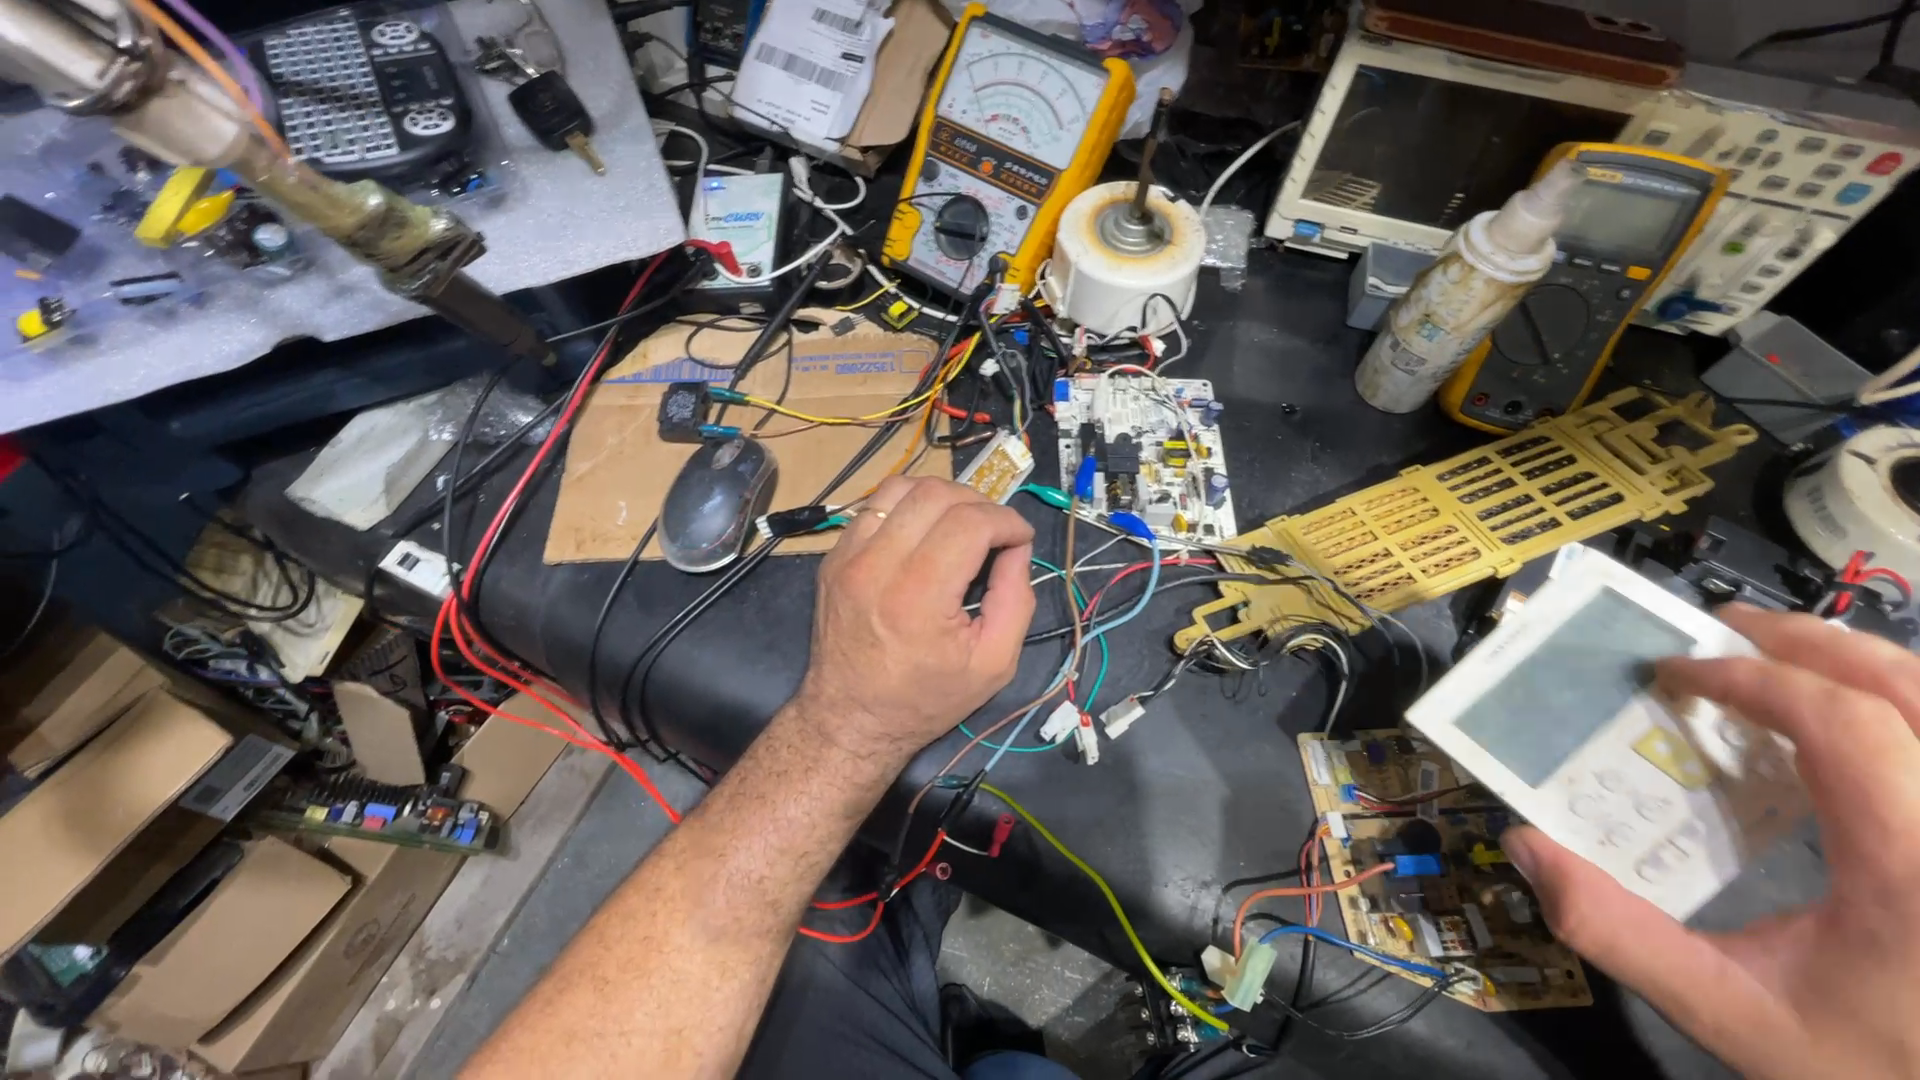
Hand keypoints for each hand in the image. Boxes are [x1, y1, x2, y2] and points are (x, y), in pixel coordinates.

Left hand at [789, 476, 1035, 764]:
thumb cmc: (926, 698)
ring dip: (942, 497)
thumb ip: (1016, 599)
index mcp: (918, 596)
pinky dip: (908, 508)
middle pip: (936, 494)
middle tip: (994, 533)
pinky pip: (875, 506)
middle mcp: (877, 566)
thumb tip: (1017, 547)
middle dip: (979, 504)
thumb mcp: (993, 664)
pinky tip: (924, 534)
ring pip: (901, 487)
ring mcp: (847, 557)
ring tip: (960, 525)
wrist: (851, 720)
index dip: (1007, 521)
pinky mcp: (834, 557)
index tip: (1020, 540)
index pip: (970, 522)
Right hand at [1501, 605, 1919, 1079]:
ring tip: (1772, 658)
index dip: (1753, 679)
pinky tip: (1844, 715)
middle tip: (1713, 631)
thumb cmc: (1872, 1066)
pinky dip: (1896, 699)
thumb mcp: (1731, 1014)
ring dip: (1855, 662)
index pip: (1846, 725)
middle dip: (1803, 640)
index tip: (1672, 674)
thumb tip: (1523, 845)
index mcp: (1914, 868)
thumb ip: (1619, 934)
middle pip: (1909, 686)